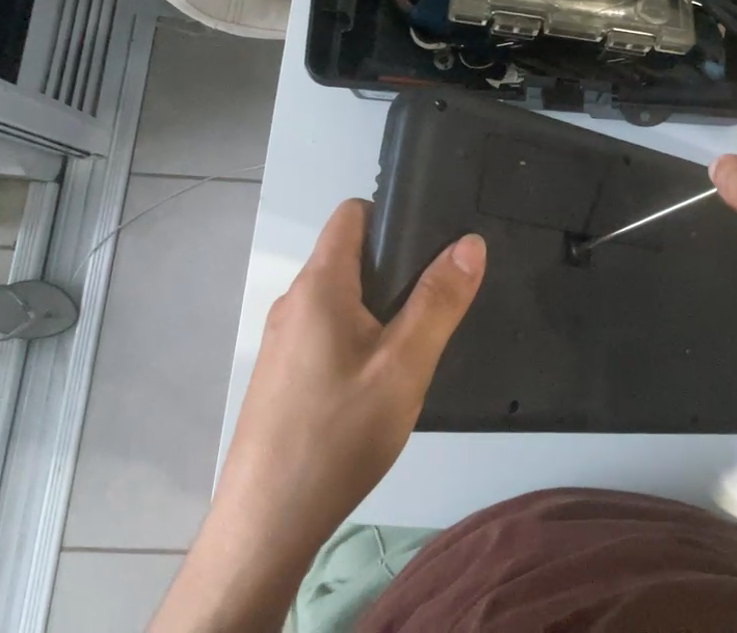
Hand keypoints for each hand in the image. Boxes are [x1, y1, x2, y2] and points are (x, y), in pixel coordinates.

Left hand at [151, 200, 485, 632]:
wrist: (267, 521)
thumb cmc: (339, 434)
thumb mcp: (404, 366)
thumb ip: (438, 301)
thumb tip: (469, 242)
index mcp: (319, 285)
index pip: (351, 214)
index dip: (393, 215)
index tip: (433, 242)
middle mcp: (292, 302)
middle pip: (347, 257)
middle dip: (394, 270)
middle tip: (437, 302)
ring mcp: (281, 342)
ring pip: (338, 301)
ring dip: (377, 310)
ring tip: (415, 345)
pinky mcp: (280, 376)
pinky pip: (324, 335)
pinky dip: (355, 340)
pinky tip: (378, 384)